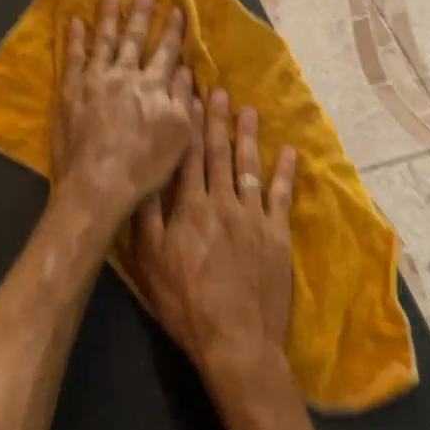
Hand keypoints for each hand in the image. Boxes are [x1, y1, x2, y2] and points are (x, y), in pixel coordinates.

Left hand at [53, 0, 194, 226]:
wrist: (99, 182)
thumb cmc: (144, 166)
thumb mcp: (179, 136)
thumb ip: (182, 99)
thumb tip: (186, 70)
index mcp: (154, 86)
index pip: (166, 52)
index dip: (173, 31)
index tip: (176, 9)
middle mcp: (125, 75)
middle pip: (134, 39)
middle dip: (141, 14)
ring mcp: (95, 80)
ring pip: (103, 40)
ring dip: (108, 16)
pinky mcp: (70, 90)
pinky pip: (73, 57)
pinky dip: (75, 38)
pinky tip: (76, 22)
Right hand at [130, 87, 299, 385]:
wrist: (236, 339)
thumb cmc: (185, 303)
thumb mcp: (149, 263)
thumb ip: (146, 218)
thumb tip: (140, 177)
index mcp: (189, 208)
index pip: (187, 157)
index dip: (187, 126)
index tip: (187, 97)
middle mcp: (221, 202)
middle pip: (218, 154)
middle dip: (216, 120)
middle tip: (216, 89)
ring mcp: (252, 217)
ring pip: (248, 166)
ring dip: (247, 136)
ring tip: (247, 109)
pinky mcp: (276, 235)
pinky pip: (280, 196)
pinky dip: (284, 172)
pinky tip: (288, 151)